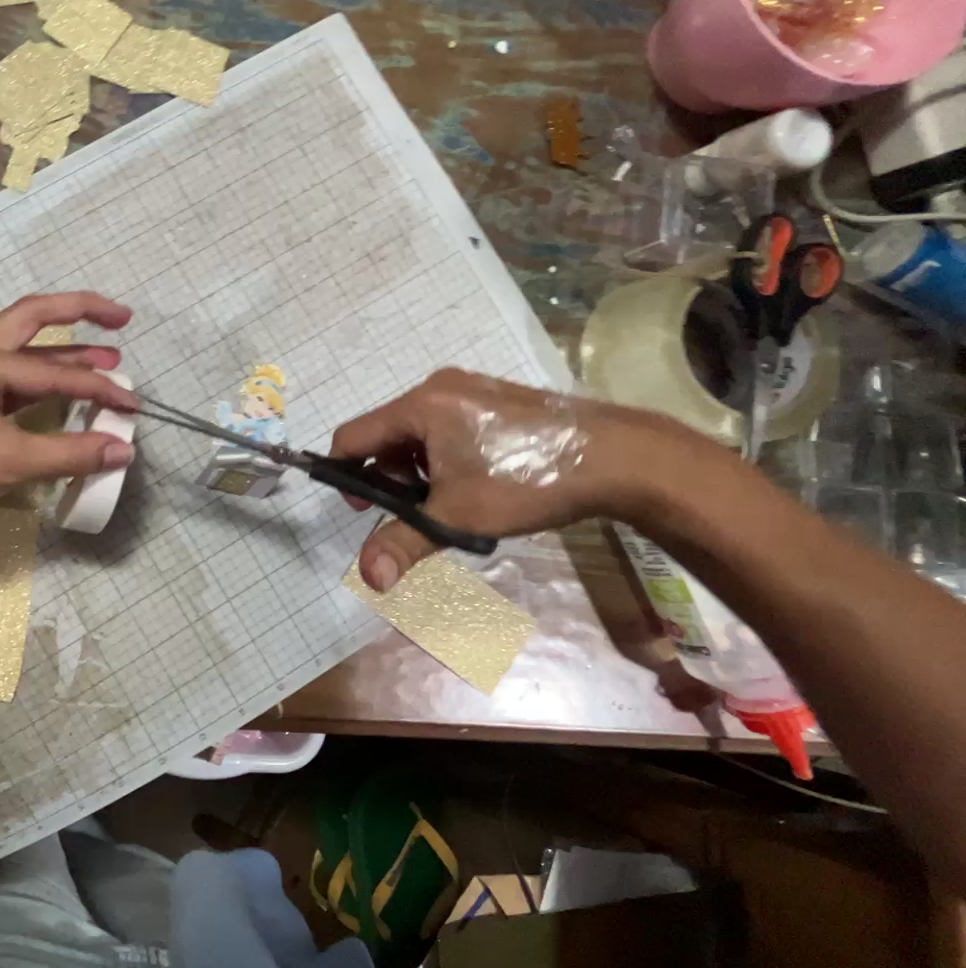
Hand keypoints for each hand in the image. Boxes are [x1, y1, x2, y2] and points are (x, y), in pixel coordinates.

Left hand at [0, 292, 140, 547]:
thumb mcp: (11, 463)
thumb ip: (71, 454)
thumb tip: (124, 451)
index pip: (48, 369)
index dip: (95, 386)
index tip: (130, 405)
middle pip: (32, 318)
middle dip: (78, 312)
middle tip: (122, 316)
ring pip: (27, 350)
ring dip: (68, 351)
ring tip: (111, 357)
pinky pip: (20, 378)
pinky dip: (50, 378)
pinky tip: (76, 387)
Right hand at [329, 369, 709, 591]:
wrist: (623, 459)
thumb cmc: (527, 481)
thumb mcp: (458, 517)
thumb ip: (404, 542)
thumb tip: (369, 579)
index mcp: (420, 406)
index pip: (353, 437)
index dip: (343, 474)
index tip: (363, 509)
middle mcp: (438, 388)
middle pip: (385, 434)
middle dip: (388, 476)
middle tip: (413, 511)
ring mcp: (470, 389)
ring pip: (417, 432)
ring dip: (416, 469)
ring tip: (448, 500)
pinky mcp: (495, 398)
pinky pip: (446, 425)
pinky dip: (443, 456)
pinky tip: (474, 481)